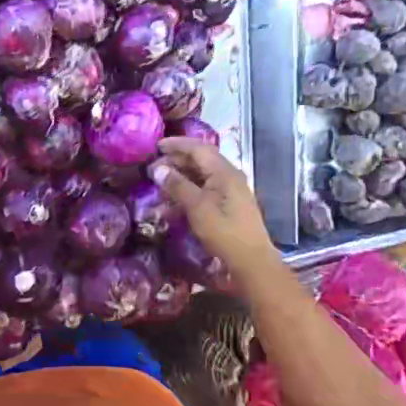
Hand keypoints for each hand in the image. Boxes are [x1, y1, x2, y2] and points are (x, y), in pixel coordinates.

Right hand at [155, 137, 275, 272]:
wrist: (251, 261)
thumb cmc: (224, 232)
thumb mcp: (197, 207)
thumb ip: (177, 185)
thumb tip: (157, 169)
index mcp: (224, 171)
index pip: (198, 148)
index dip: (176, 145)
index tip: (156, 147)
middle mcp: (229, 176)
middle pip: (200, 160)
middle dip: (176, 161)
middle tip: (154, 169)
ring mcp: (231, 190)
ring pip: (202, 176)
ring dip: (181, 177)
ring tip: (160, 185)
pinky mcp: (229, 205)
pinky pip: (205, 190)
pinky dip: (189, 192)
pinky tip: (173, 203)